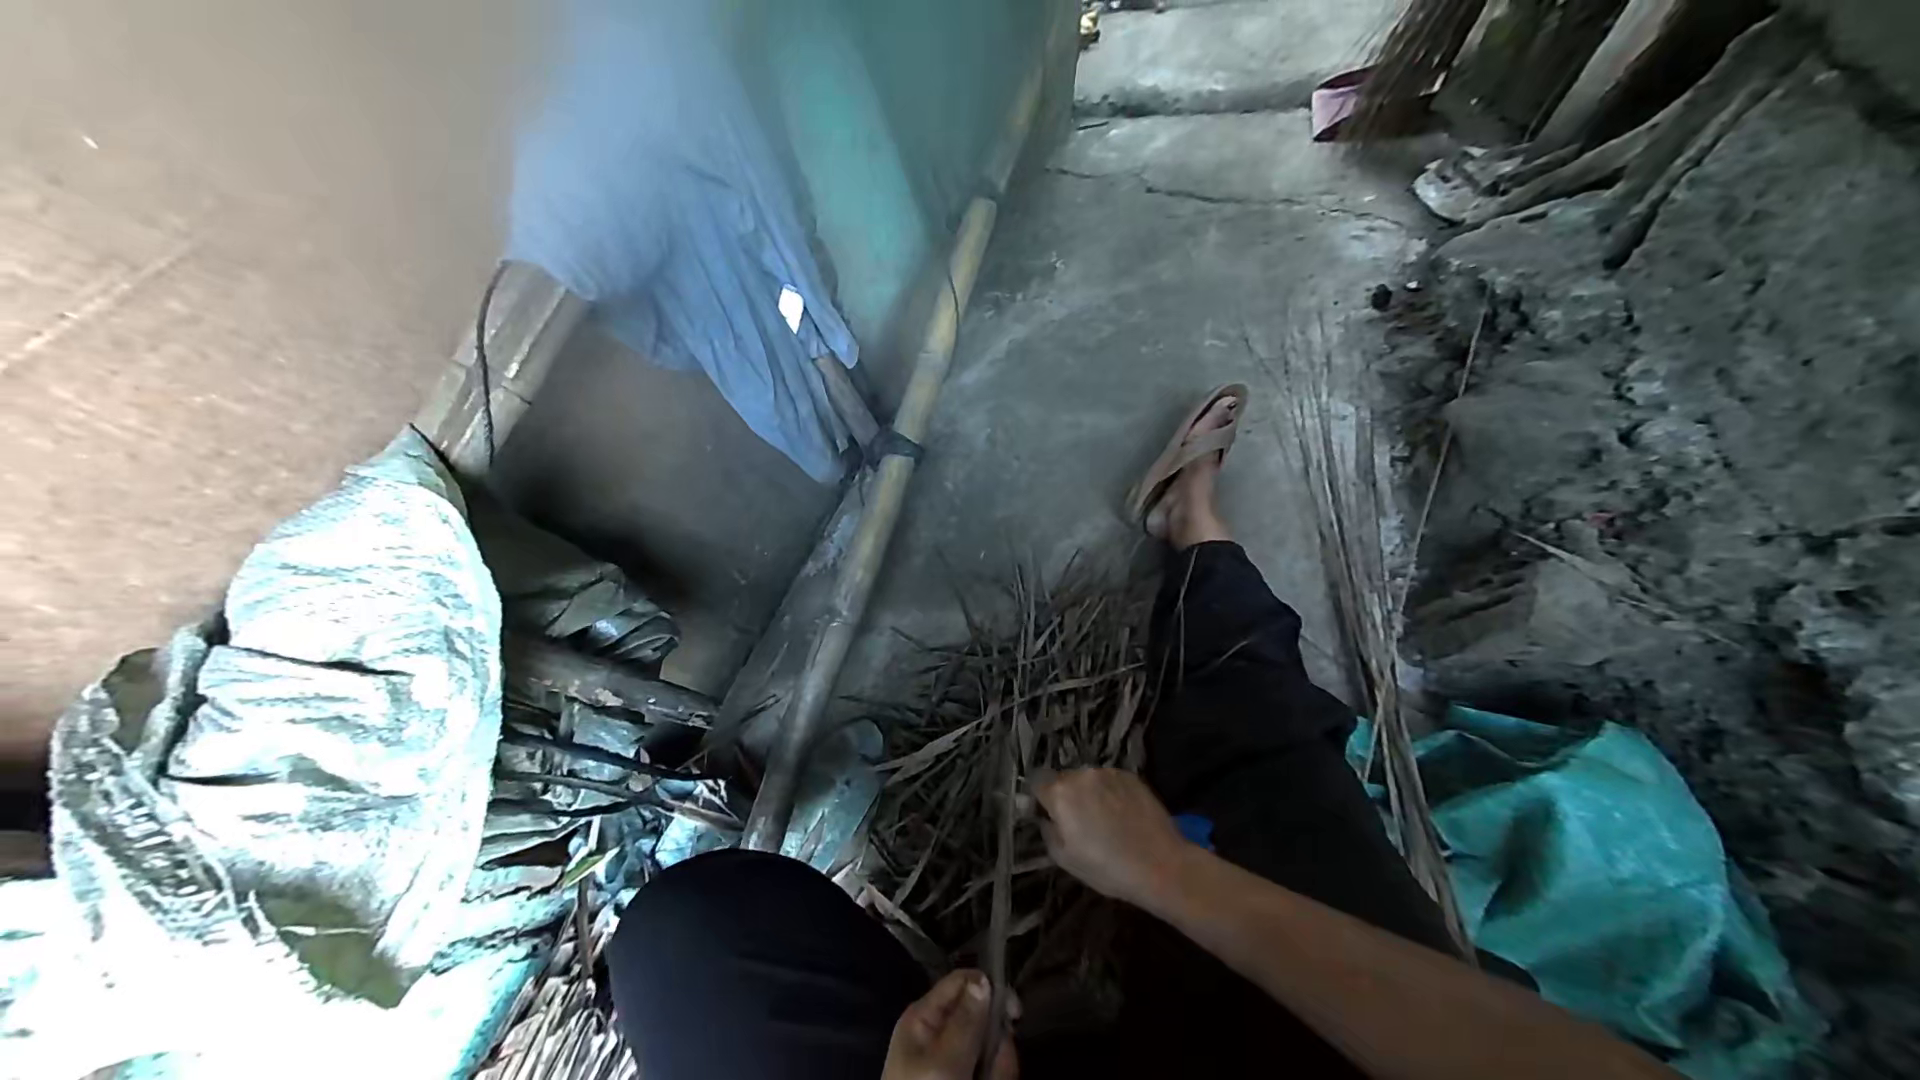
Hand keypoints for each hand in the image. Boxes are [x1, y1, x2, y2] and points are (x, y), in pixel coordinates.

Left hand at [881, 969, 1017, 1079]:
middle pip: (984, 1018)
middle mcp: (940, 1033)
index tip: (1015, 1013)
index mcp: (925, 1018)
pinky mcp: (966, 1079)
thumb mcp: (942, 1062)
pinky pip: (991, 1073)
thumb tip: (984, 980)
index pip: (962, 982)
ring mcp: (953, 1062)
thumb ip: (966, 1022)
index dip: (990, 989)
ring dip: (999, 1069)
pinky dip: (997, 1079)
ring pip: (992, 1050)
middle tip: (994, 1070)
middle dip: (997, 1044)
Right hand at [1030, 768, 1190, 907]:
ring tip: (1105, 819)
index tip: (1050, 814)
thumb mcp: (1065, 859)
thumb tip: (1044, 817)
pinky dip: (1110, 792)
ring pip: (1088, 779)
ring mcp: (1108, 772)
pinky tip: (1123, 815)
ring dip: (1089, 793)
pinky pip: (1110, 780)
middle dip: (1066, 795)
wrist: (1161, 865)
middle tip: (1080, 821)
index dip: (1041, 798)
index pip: (1037, 781)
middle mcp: (1082, 775)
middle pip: (1063, 779)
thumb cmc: (1107, 868)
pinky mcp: (1131, 776)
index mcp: (1060, 793)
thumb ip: (1048, 831)